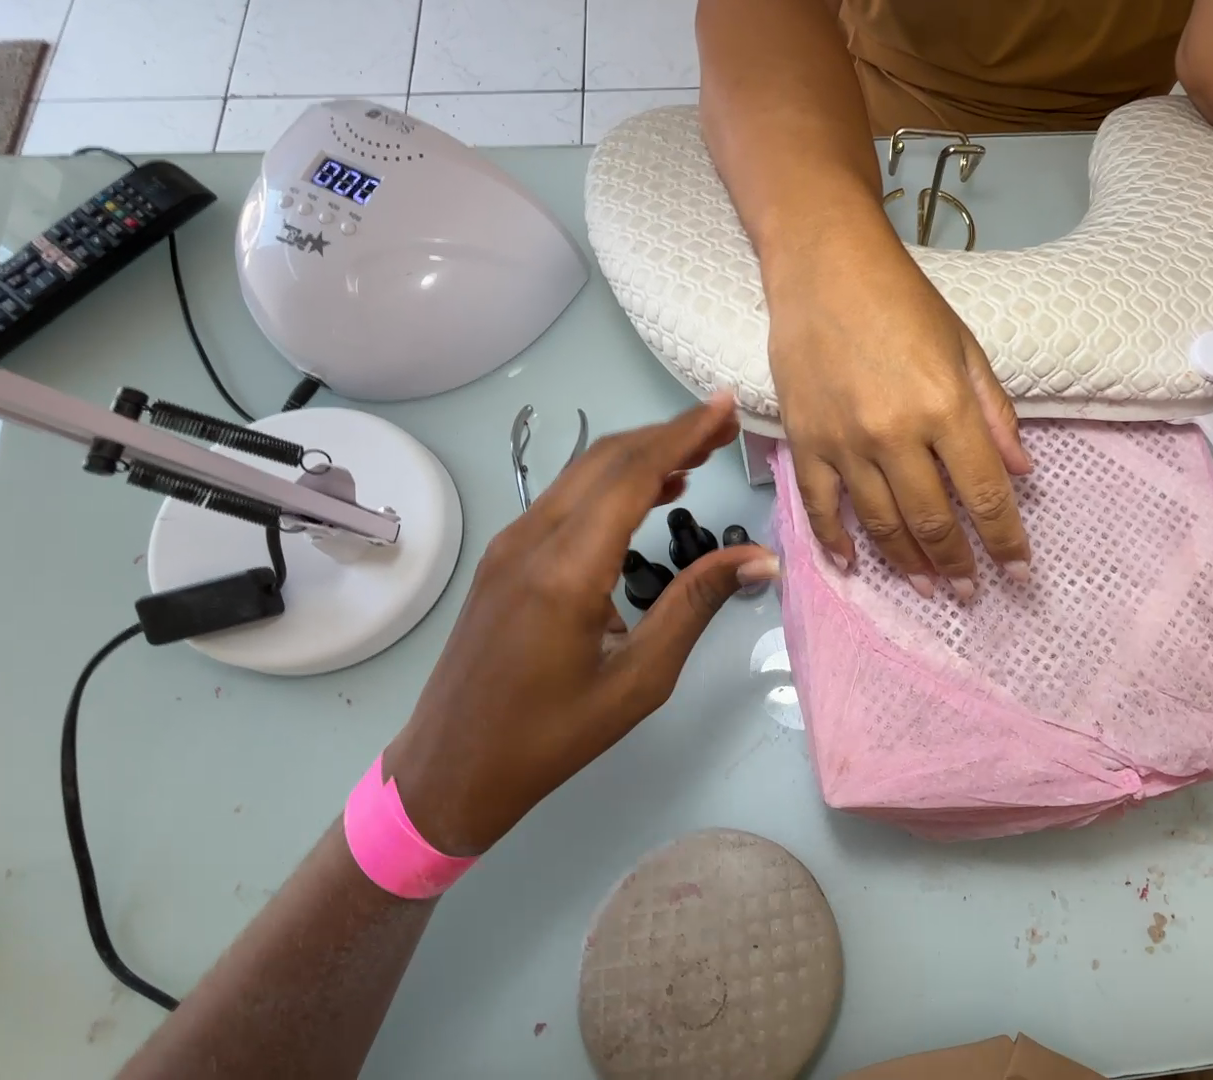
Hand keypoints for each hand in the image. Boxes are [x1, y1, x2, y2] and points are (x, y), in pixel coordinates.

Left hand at [385, 396, 778, 855]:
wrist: (451, 767)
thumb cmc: (552, 735)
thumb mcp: (640, 678)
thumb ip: (697, 604)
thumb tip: (761, 558)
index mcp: (566, 570)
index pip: (632, 475)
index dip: (683, 434)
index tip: (725, 406)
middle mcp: (531, 540)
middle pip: (606, 460)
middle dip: (668, 434)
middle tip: (723, 427)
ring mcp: (510, 544)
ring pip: (582, 474)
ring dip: (640, 455)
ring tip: (697, 454)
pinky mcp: (504, 557)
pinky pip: (565, 500)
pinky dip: (612, 483)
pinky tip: (649, 494)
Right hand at [766, 234, 1032, 600]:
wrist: (823, 267)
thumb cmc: (904, 301)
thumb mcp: (965, 347)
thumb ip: (995, 413)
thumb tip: (1022, 473)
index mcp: (945, 407)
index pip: (984, 493)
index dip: (1006, 540)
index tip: (1019, 573)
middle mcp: (895, 435)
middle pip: (932, 519)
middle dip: (958, 563)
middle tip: (970, 592)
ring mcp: (844, 443)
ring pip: (880, 523)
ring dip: (908, 564)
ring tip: (929, 588)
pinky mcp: (804, 442)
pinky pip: (820, 506)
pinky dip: (835, 542)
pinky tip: (853, 568)